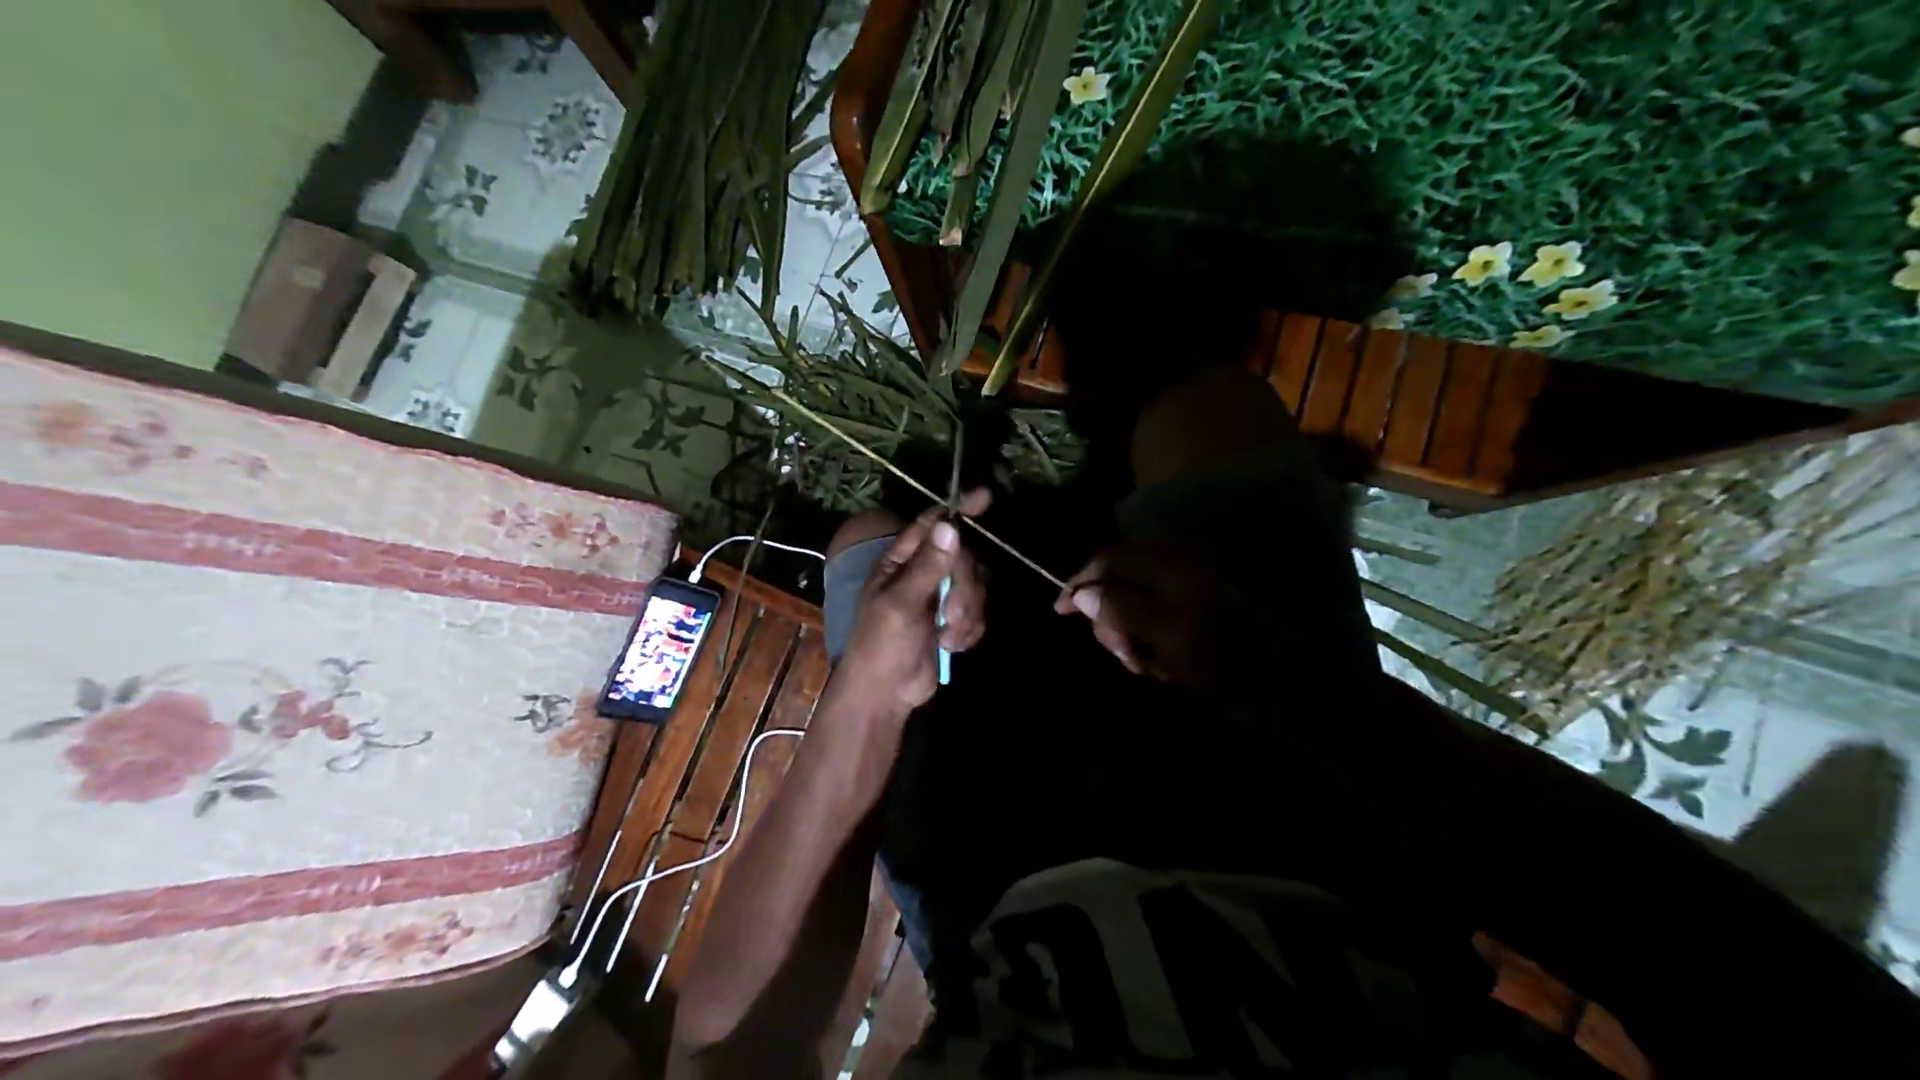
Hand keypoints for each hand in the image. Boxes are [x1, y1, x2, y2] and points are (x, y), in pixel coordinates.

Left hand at [837, 489, 990, 714]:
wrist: (885, 694)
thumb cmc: (881, 645)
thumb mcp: (900, 605)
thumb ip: (927, 567)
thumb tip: (950, 526)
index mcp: (901, 561)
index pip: (932, 524)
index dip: (958, 509)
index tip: (985, 496)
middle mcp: (922, 572)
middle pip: (963, 557)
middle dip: (965, 588)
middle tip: (951, 615)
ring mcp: (940, 596)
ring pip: (976, 585)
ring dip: (968, 613)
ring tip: (949, 637)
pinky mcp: (953, 620)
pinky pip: (979, 611)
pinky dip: (971, 630)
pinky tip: (953, 646)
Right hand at [1053, 542, 1281, 689]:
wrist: (1283, 679)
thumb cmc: (1223, 656)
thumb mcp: (1166, 634)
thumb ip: (1121, 609)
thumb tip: (1081, 593)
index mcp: (1168, 564)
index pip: (1108, 559)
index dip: (1079, 582)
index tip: (1060, 611)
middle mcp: (1173, 567)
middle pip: (1117, 584)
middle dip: (1113, 622)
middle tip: (1126, 656)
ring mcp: (1184, 586)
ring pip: (1133, 606)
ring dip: (1131, 639)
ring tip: (1148, 667)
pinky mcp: (1192, 607)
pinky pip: (1152, 620)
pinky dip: (1148, 642)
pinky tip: (1162, 666)